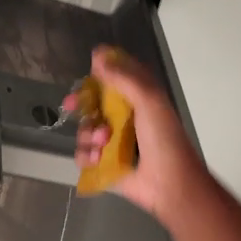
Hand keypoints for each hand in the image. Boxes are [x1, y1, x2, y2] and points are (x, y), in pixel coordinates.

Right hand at [67, 45, 211, 223]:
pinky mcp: (104, 164)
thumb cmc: (163, 139)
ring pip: (85, 129)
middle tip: (71, 104)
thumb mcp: (149, 101)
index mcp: (139, 99)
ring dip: (88, 134)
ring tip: (102, 143)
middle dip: (81, 103)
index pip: (115, 78)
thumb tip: (98, 56)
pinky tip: (97, 159)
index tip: (88, 71)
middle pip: (93, 103)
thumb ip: (124, 78)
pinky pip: (83, 154)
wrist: (170, 184)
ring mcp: (113, 141)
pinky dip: (87, 155)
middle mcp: (124, 117)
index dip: (101, 72)